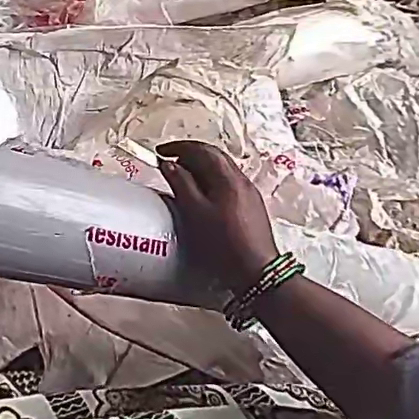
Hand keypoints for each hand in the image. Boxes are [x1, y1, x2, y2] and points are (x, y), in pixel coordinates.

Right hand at [156, 141, 279, 290]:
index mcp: (227, 178)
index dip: (179, 147)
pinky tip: (201, 193)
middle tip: (169, 160)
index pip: (203, 150)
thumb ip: (180, 183)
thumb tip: (168, 164)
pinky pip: (228, 181)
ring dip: (200, 166)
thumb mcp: (195, 211)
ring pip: (222, 169)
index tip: (161, 151)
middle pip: (214, 156)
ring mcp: (249, 193)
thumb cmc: (222, 242)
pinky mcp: (252, 205)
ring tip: (181, 176)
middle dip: (190, 154)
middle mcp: (241, 180)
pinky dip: (210, 178)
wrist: (257, 271)